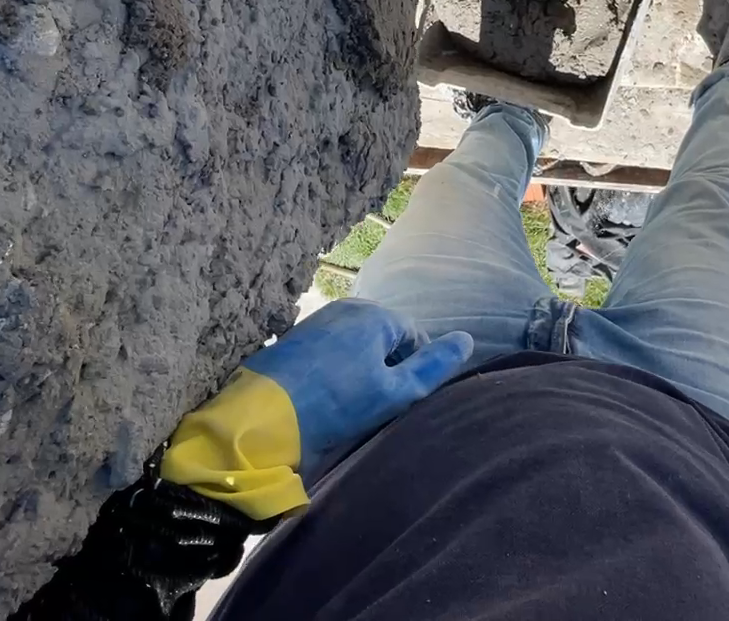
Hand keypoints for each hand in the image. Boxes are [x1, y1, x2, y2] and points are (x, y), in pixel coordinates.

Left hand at [238, 298, 473, 480]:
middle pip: (385, 336)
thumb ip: (432, 367)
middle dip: (388, 366)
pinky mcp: (295, 338)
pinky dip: (337, 369)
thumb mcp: (393, 393)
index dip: (416, 368)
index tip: (405, 399)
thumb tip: (467, 339)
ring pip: (357, 343)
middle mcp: (347, 308)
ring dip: (362, 368)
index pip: (414, 335)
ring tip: (353, 404)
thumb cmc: (335, 405)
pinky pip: (332, 349)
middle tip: (380, 404)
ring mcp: (318, 321)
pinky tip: (327, 397)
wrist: (261, 419)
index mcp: (375, 315)